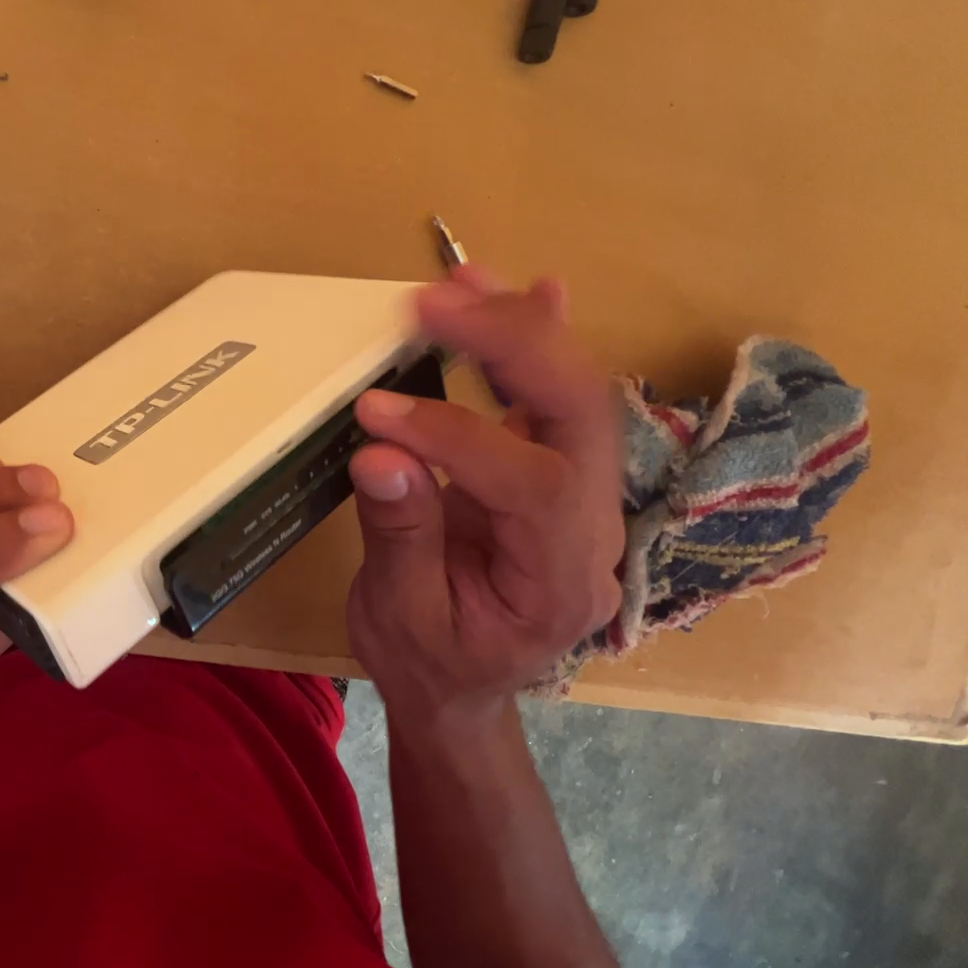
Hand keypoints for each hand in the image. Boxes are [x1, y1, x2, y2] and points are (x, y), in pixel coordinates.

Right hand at [346, 266, 622, 726]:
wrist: (461, 688)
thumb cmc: (428, 663)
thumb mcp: (400, 615)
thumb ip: (401, 536)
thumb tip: (380, 452)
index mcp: (558, 578)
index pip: (527, 482)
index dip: (453, 436)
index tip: (376, 410)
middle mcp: (592, 529)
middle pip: (578, 417)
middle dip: (511, 348)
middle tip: (437, 305)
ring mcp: (582, 500)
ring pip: (576, 398)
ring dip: (524, 332)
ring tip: (468, 280)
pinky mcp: (554, 479)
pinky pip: (559, 407)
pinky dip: (542, 348)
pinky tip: (536, 293)